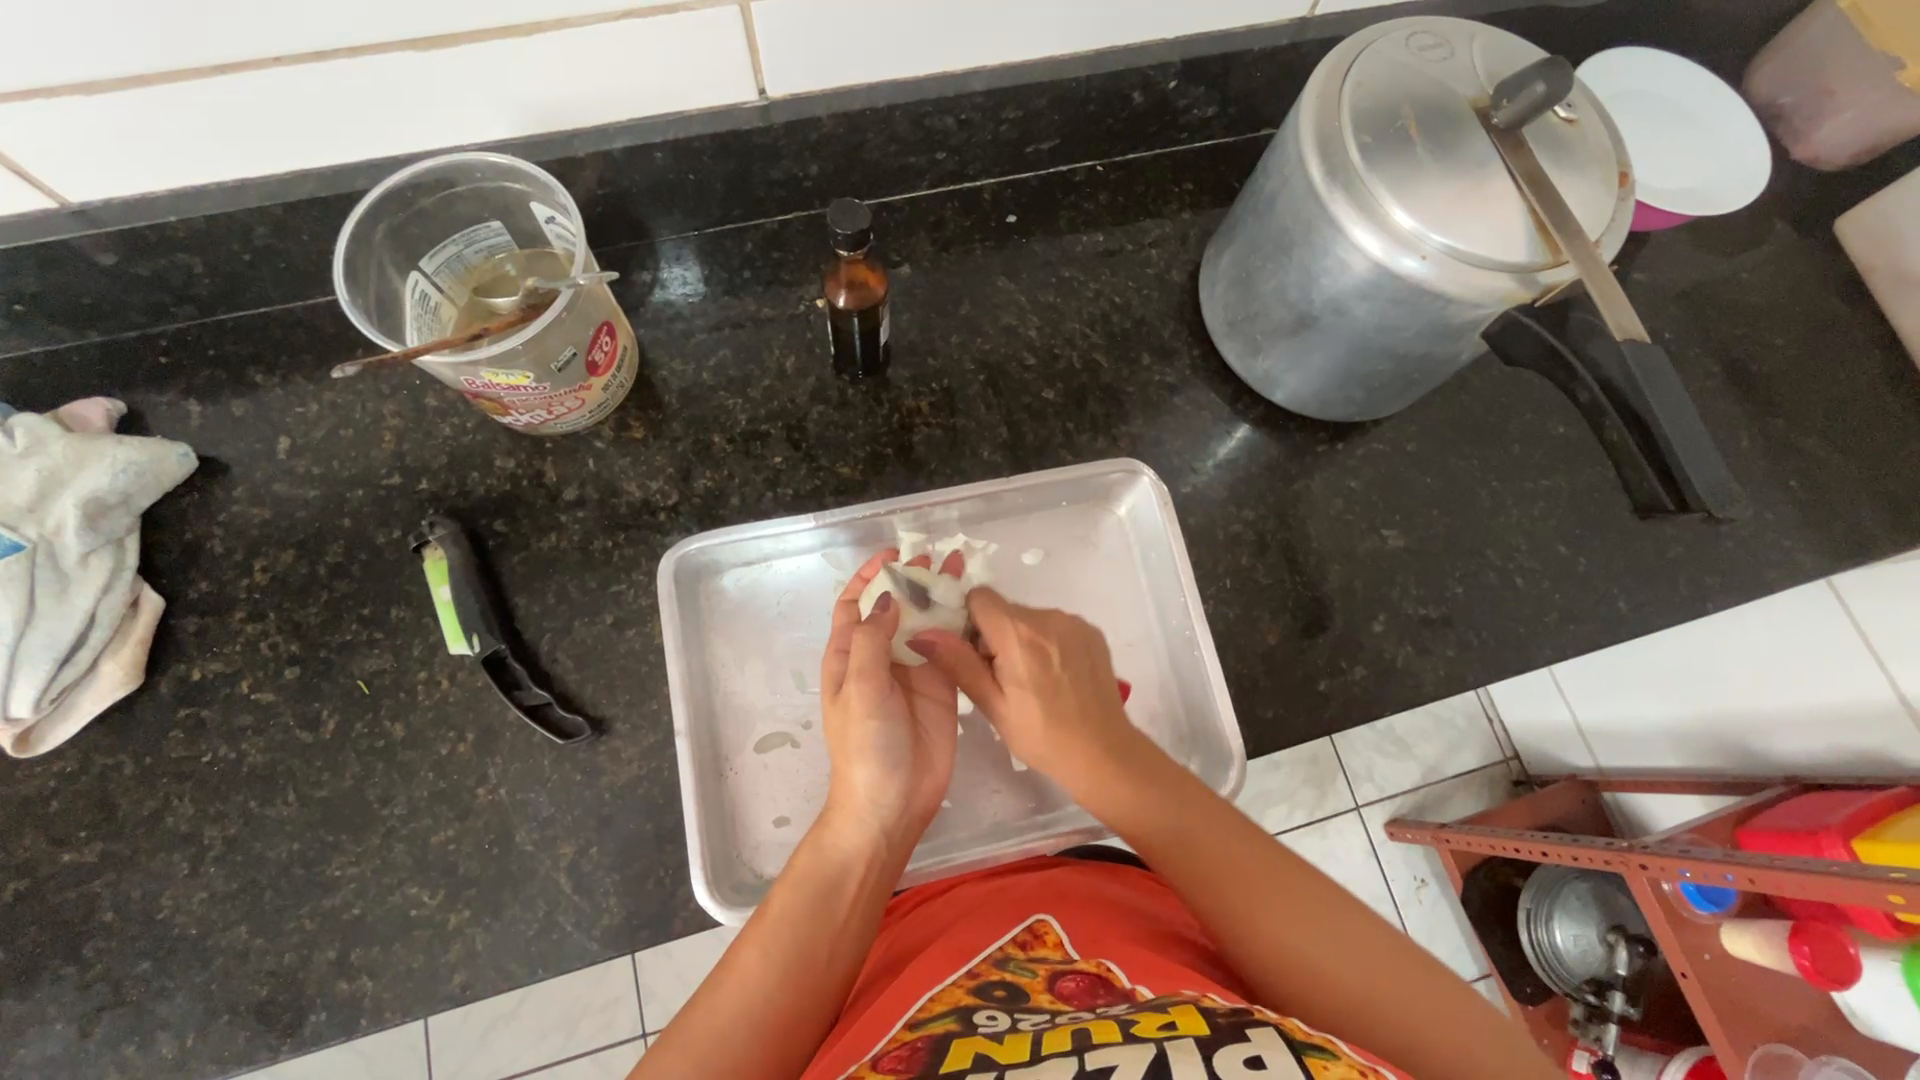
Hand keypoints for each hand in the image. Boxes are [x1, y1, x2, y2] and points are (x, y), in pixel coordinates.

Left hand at [817, 549, 964, 849]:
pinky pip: (950, 648)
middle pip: (896, 608)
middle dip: (912, 580)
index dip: (869, 578)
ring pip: (925, 623)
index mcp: (849, 655)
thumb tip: (888, 600)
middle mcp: (879, 657)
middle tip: (936, 558)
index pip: (854, 605)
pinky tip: (976, 608)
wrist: (892, 803)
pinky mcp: (941, 687)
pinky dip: (961, 626)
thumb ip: (872, 640)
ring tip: (961, 570)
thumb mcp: (861, 689)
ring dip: (939, 597)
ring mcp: (912, 671)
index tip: (892, 556)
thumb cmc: (866, 746)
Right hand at [907, 588, 1144, 797]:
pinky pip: (1056, 626)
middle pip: (1005, 610)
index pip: (979, 597)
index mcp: (1019, 633)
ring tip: (1033, 682)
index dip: (969, 621)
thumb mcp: (992, 705)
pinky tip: (1056, 678)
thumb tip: (922, 634)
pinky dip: (1049, 644)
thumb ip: (958, 663)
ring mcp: (1074, 622)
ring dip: (1023, 640)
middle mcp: (1048, 616)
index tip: (974, 653)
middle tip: (1002, 678)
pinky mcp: (1092, 632)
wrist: (1103, 752)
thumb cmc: (1041, 736)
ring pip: (1030, 619)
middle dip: (995, 636)